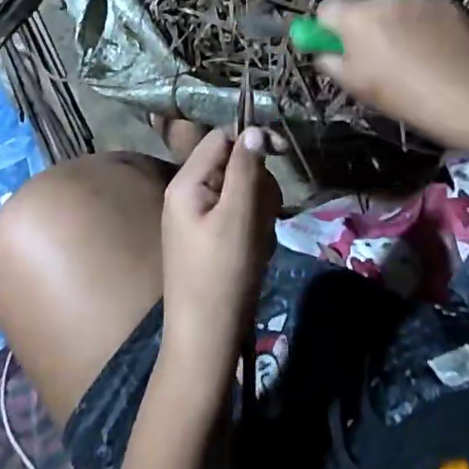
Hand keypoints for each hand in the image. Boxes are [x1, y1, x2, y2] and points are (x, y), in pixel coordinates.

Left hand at [160, 128, 280, 374]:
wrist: (206, 340)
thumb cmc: (222, 275)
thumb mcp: (238, 217)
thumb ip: (246, 169)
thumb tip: (254, 128)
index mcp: (186, 183)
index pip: (221, 139)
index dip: (252, 141)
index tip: (282, 154)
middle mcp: (188, 193)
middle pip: (234, 164)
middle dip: (258, 186)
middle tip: (264, 216)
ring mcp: (198, 218)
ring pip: (242, 192)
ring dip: (260, 210)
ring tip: (259, 241)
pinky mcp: (211, 238)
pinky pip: (240, 217)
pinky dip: (254, 230)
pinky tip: (256, 253)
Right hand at [313, 0, 468, 133]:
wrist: (466, 96)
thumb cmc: (401, 94)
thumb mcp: (354, 86)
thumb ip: (330, 62)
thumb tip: (326, 52)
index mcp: (356, 17)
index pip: (326, 9)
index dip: (327, 29)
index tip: (337, 49)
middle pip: (361, 8)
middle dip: (362, 28)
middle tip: (374, 61)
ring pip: (392, 10)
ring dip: (392, 27)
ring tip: (409, 60)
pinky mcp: (445, 5)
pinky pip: (420, 13)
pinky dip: (420, 28)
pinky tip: (432, 54)